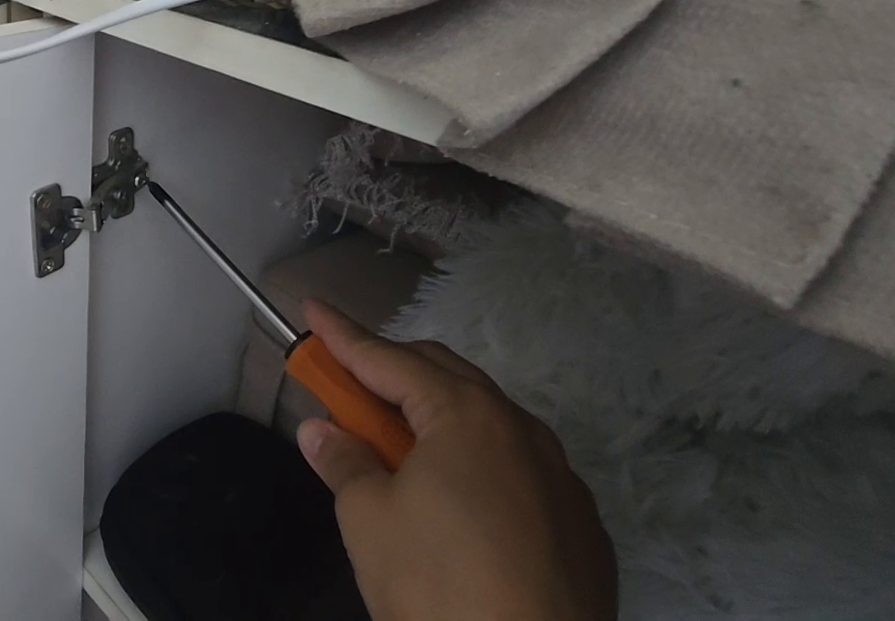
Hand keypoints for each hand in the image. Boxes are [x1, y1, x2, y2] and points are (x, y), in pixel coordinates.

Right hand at [296, 301, 616, 620]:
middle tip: (346, 379)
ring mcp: (561, 478)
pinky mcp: (582, 527)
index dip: (341, 335)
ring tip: (397, 440)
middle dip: (390, 368)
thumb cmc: (438, 587)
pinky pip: (518, 466)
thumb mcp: (368, 519)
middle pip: (443, 374)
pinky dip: (476, 458)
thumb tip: (320, 431)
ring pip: (486, 418)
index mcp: (467, 416)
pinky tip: (457, 498)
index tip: (312, 308)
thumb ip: (343, 461)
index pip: (387, 360)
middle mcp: (521, 430)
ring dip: (435, 412)